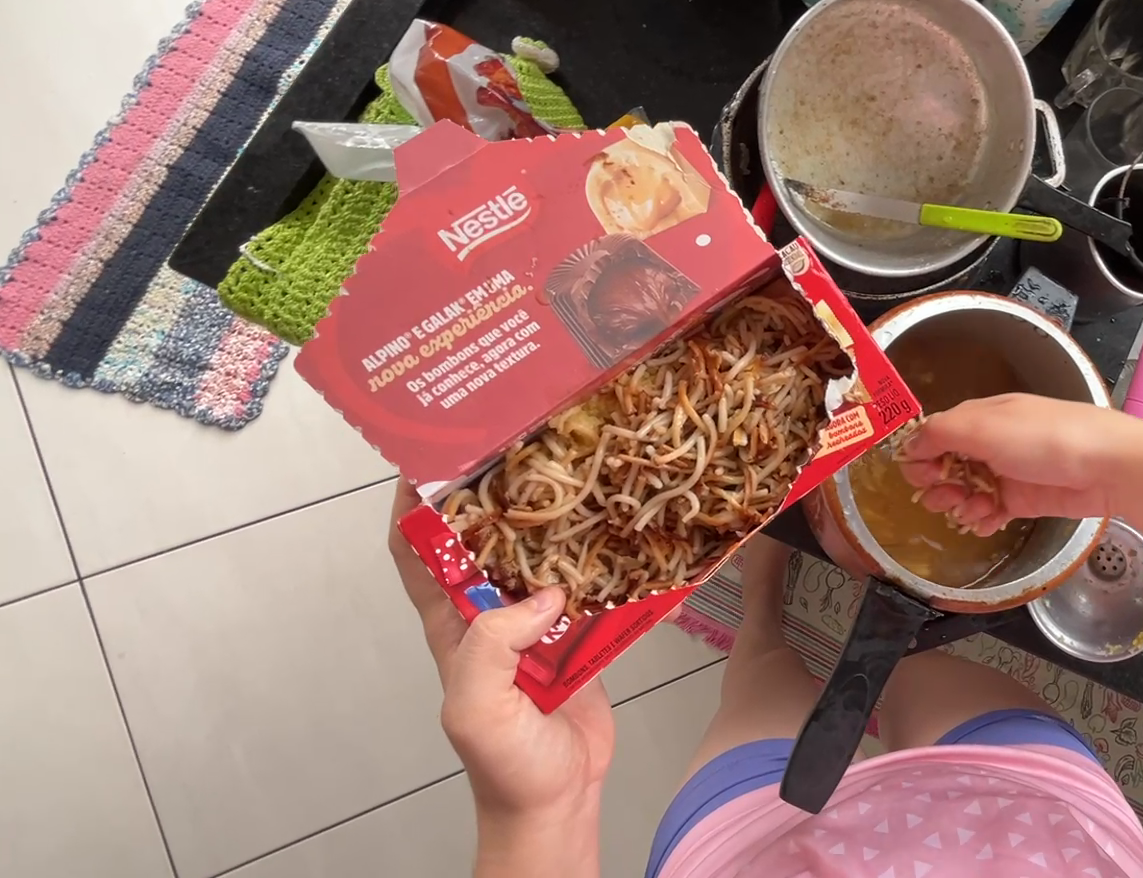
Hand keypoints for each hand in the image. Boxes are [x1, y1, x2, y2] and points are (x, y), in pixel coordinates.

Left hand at [386, 485, 614, 825]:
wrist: (560, 796)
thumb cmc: (507, 763)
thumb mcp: (477, 710)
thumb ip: (491, 649)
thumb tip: (544, 596)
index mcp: (453, 624)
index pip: (419, 550)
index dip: (417, 501)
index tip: (440, 452)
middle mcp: (492, 612)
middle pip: (490, 538)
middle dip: (501, 494)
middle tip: (531, 447)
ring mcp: (539, 620)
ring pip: (544, 555)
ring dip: (559, 520)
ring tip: (586, 477)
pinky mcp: (582, 629)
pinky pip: (591, 583)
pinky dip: (603, 557)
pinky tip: (625, 533)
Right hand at [897, 394, 1142, 534]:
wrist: (1108, 465)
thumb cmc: (1044, 438)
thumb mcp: (984, 426)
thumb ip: (939, 433)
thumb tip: (907, 444)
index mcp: (979, 417)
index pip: (935, 434)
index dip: (922, 455)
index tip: (919, 474)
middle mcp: (990, 443)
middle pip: (947, 466)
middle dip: (938, 484)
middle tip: (944, 498)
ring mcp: (1007, 472)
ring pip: (966, 492)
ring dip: (960, 505)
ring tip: (971, 512)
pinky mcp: (1023, 499)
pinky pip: (990, 511)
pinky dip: (983, 519)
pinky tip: (987, 522)